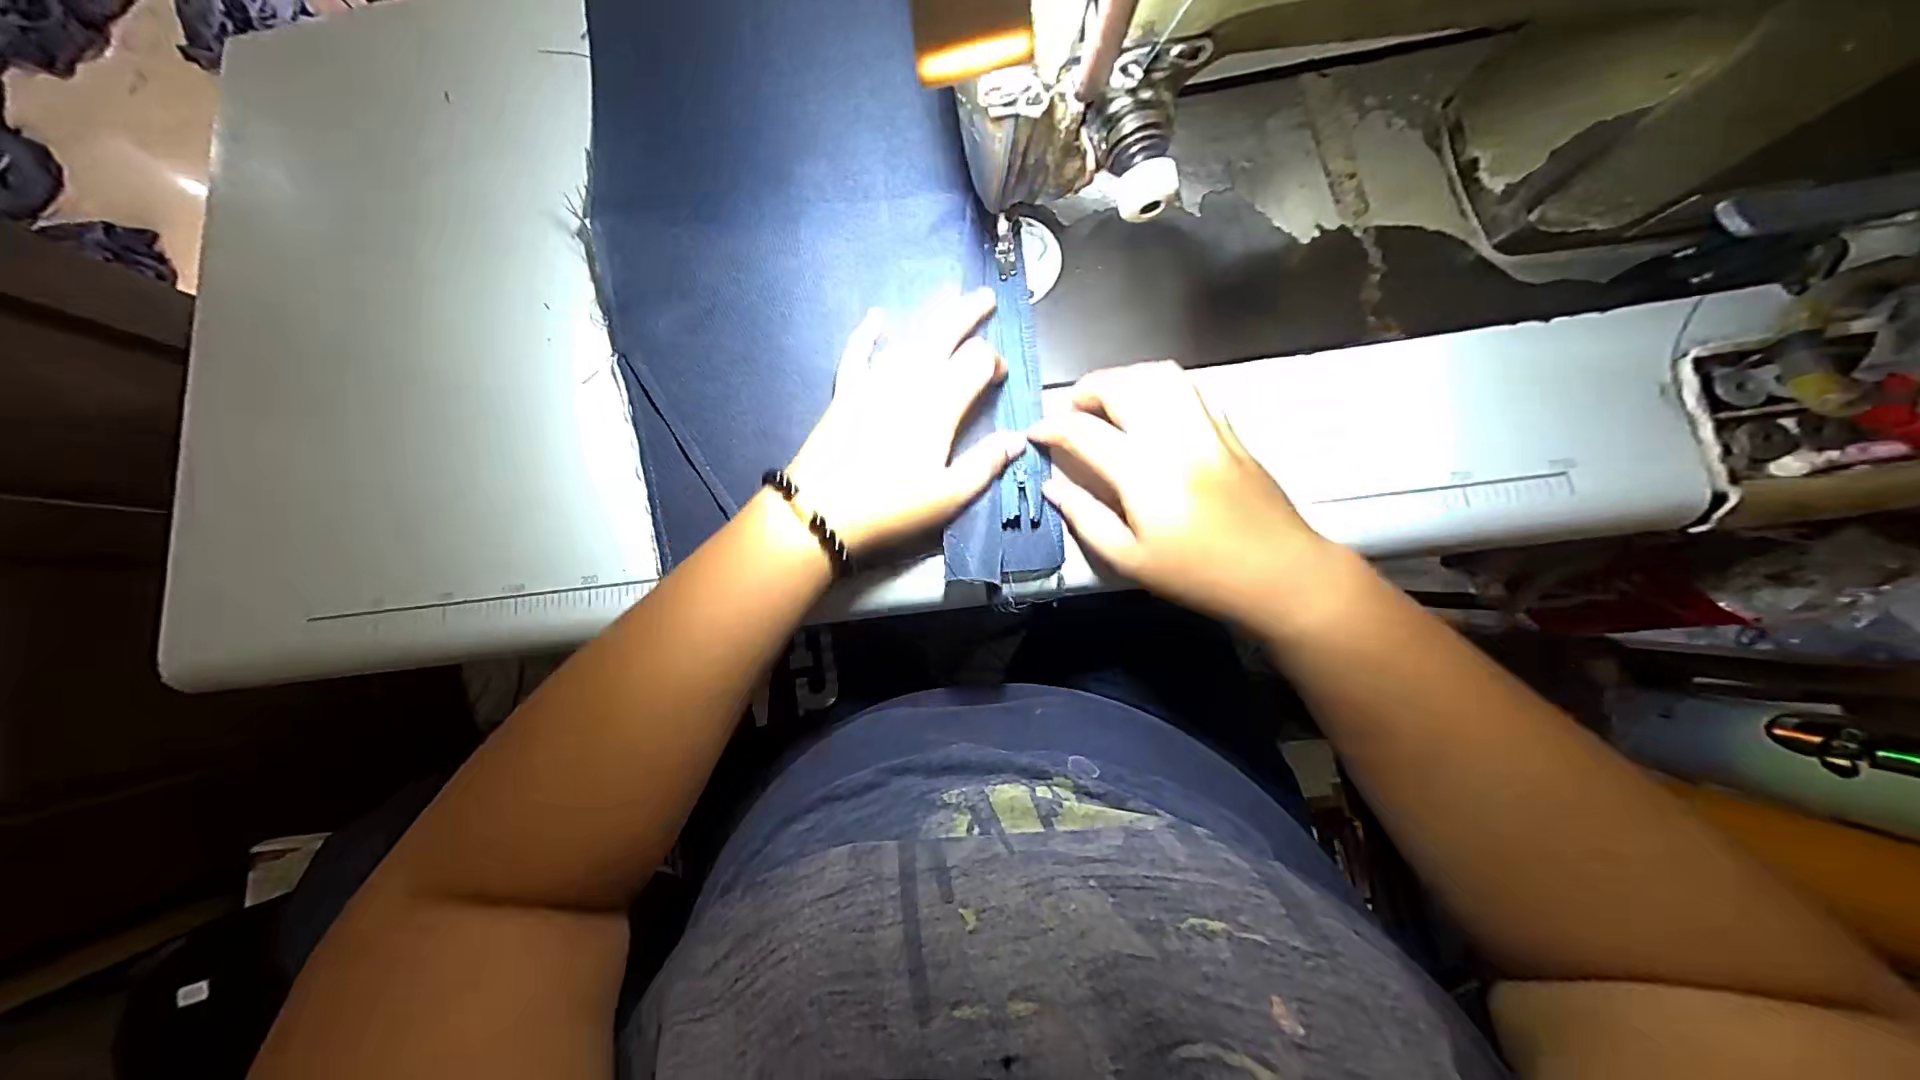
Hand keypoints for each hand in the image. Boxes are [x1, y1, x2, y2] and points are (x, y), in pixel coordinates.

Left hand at [784, 288, 1026, 556]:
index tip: (1000, 375)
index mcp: (940, 405)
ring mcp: (874, 382)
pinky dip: (868, 333)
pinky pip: (858, 352)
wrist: (821, 511)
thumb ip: (985, 464)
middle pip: (943, 334)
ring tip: (948, 293)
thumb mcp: (948, 496)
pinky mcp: (846, 390)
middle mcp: (909, 381)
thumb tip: (1018, 440)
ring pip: (907, 337)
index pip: (976, 362)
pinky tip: (877, 317)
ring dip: (930, 313)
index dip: (993, 361)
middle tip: (985, 297)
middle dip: (967, 313)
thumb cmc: (891, 507)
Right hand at [1028, 360, 1357, 634]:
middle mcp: (1174, 438)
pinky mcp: (1229, 430)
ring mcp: (1206, 428)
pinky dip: (1159, 387)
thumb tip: (1053, 487)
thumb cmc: (1198, 575)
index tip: (1035, 433)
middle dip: (1086, 390)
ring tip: (1108, 401)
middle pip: (1123, 386)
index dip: (1051, 427)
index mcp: (1144, 474)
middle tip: (1071, 412)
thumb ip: (1085, 518)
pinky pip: (1190, 389)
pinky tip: (1150, 409)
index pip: (1084, 432)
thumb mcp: (1129, 559)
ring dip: (1124, 378)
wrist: (1278, 573)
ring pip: (1160, 375)